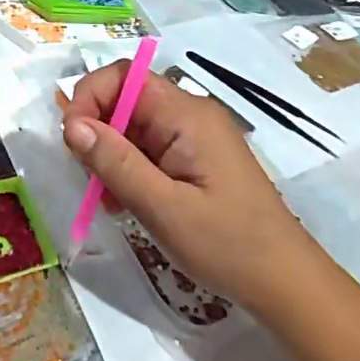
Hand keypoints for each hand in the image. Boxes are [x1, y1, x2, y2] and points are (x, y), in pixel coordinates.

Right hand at [58, 60, 310, 304]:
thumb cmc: (228, 245)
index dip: (89, 96)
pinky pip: (148, 147)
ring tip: (109, 200)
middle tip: (91, 179)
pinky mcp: (194, 157)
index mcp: (186, 114)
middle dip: (97, 132)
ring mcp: (193, 135)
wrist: (288, 284)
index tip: (72, 140)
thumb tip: (71, 125)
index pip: (124, 76)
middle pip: (125, 99)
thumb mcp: (162, 207)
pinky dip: (128, 169)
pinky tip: (126, 203)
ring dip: (110, 155)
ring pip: (132, 126)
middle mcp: (189, 113)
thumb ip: (115, 162)